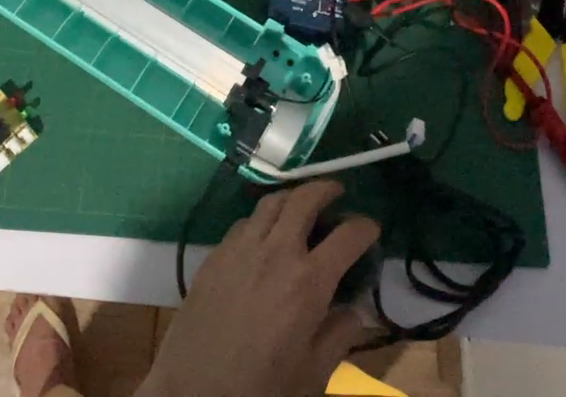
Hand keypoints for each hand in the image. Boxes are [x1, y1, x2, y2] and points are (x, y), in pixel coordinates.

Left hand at [141, 180, 378, 396]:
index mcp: (308, 282)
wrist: (194, 390)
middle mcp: (277, 252)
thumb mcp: (312, 374)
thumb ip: (338, 337)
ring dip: (292, 196)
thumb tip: (354, 311)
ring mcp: (242, 248)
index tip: (371, 228)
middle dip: (326, 188)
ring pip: (271, 202)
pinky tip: (265, 233)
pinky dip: (262, 218)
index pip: (347, 236)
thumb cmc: (260, 387)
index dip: (365, 227)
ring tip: (302, 203)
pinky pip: (244, 222)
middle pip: (305, 199)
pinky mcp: (216, 254)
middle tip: (337, 191)